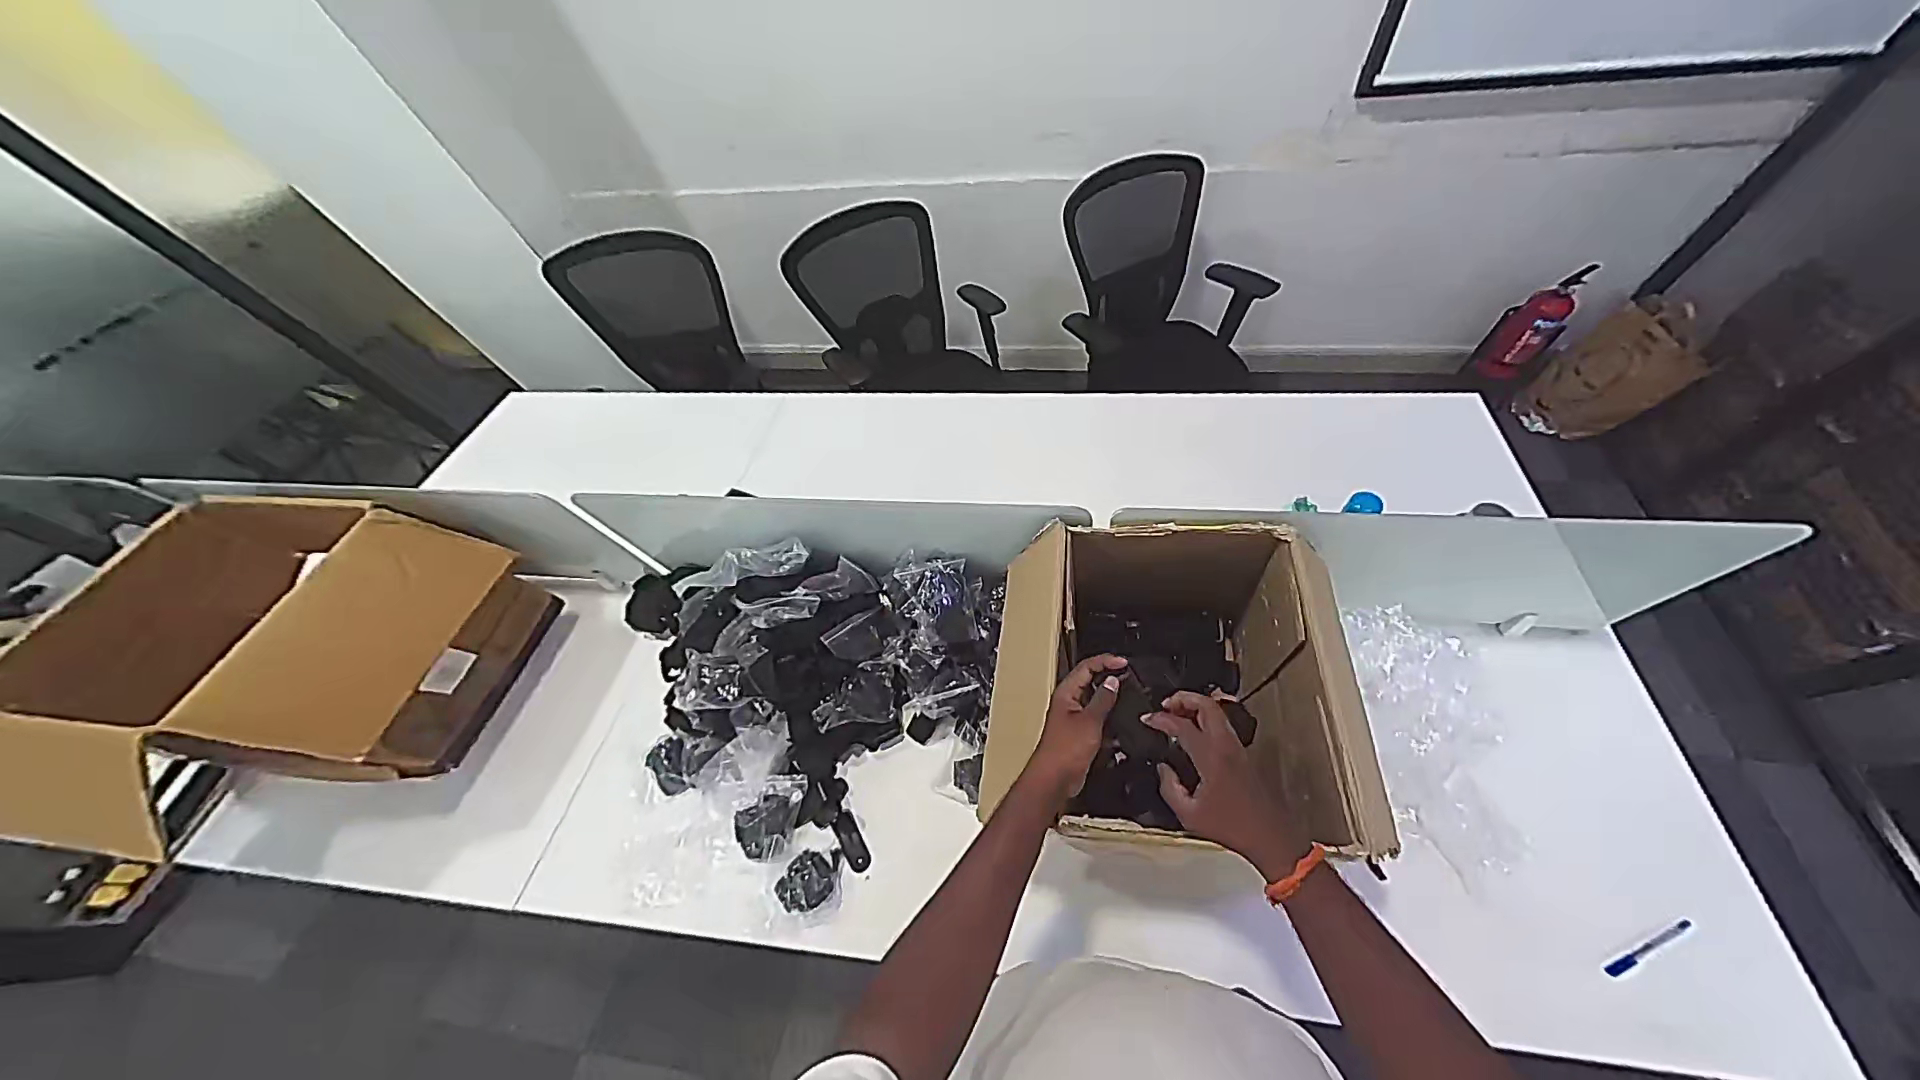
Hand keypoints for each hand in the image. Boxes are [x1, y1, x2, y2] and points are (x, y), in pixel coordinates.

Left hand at [1021, 654, 1127, 802]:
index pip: (1086, 667)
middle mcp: (1068, 703)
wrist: (1055, 779)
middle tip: (1126, 674)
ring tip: (1127, 696)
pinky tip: (1120, 723)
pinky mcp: (1080, 733)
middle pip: (1090, 681)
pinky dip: (1108, 718)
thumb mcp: (1089, 721)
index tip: (1122, 662)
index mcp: (1066, 693)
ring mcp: (1074, 718)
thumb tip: (1112, 682)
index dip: (1105, 661)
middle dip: (1108, 676)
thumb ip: (1103, 699)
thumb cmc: (1063, 751)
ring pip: (1094, 700)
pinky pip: (1097, 719)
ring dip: (1109, 698)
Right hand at [1146, 691, 1311, 878]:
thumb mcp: (1189, 814)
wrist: (1270, 839)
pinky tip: (1195, 732)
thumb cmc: (1233, 829)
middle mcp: (1227, 747)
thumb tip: (1163, 769)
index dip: (1161, 718)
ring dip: (1196, 707)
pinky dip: (1206, 719)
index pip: (1182, 725)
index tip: (1148, 719)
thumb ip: (1169, 787)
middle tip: (1166, 704)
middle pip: (1207, 704)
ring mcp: (1239, 749)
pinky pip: (1223, 726)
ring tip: (1178, 714)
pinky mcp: (1245, 755)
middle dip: (1183, 698)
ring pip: (1218, 712)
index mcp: (1211, 758)